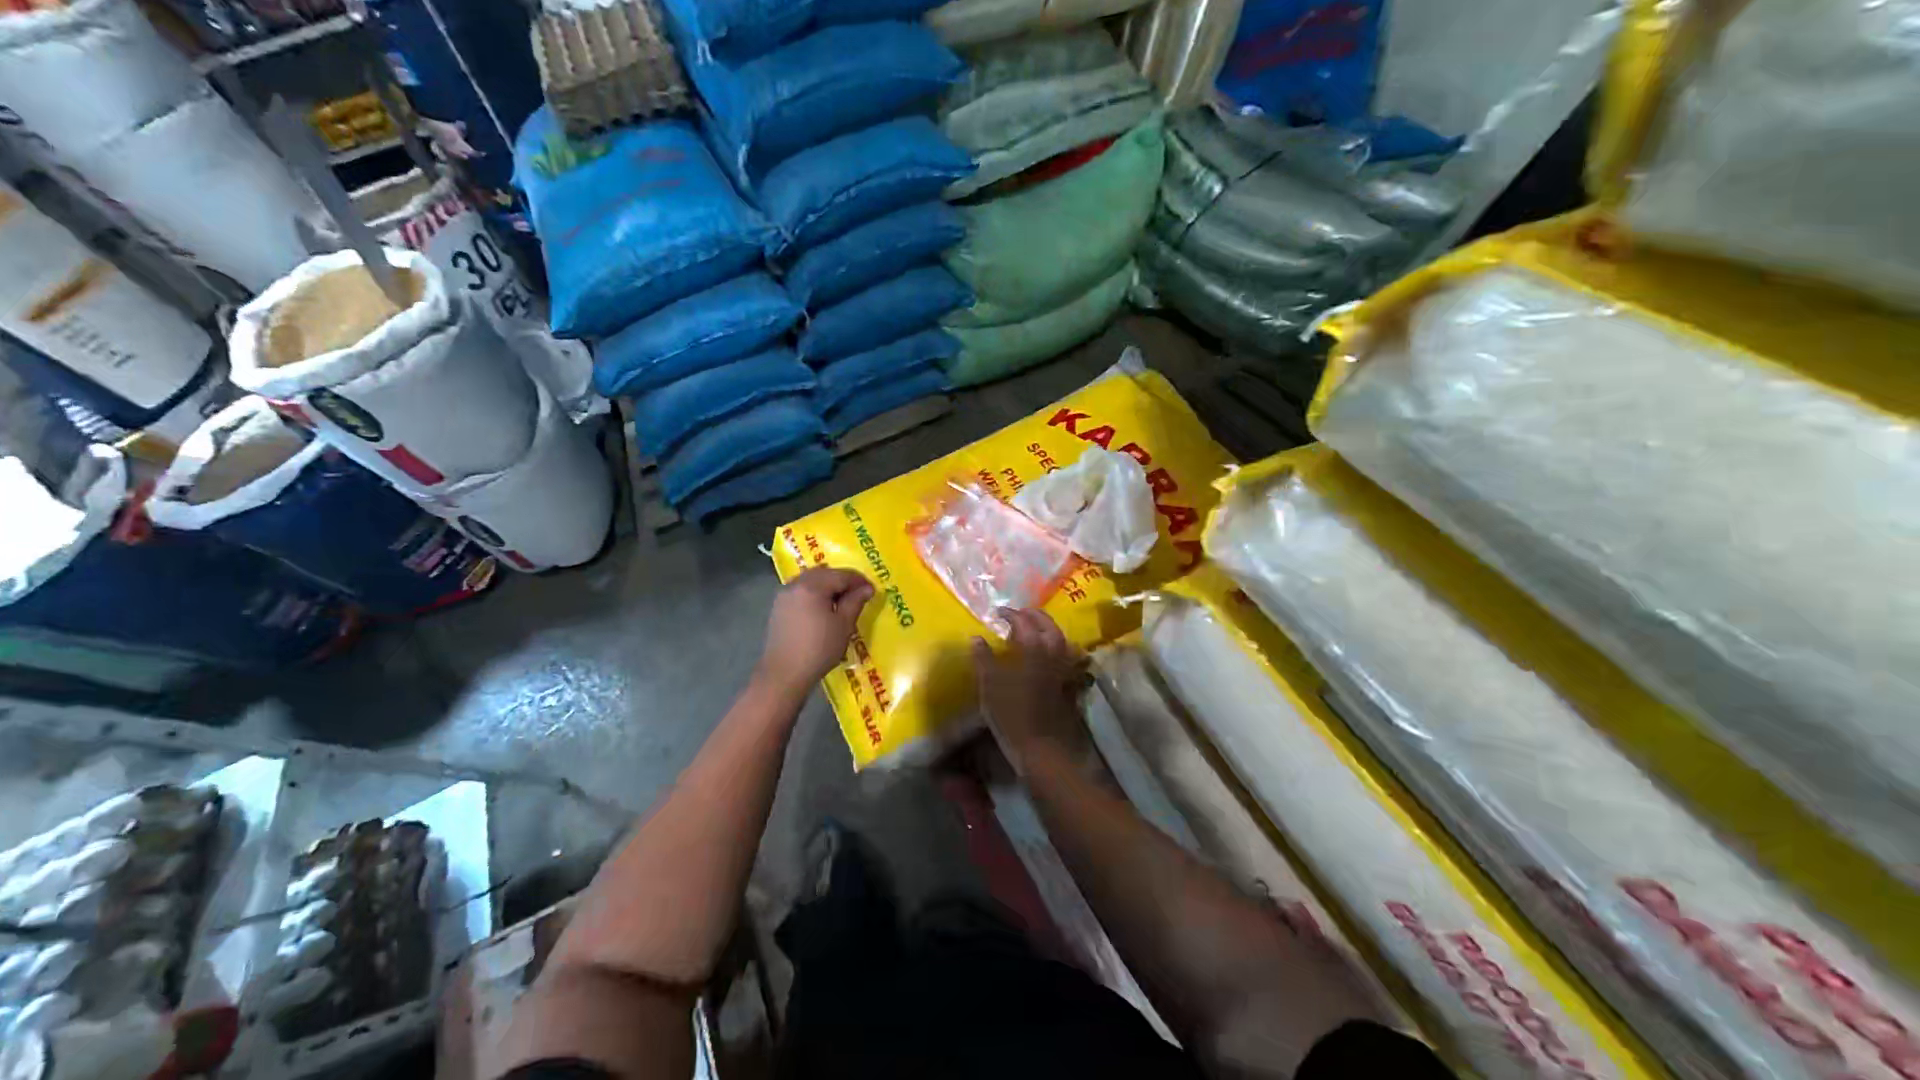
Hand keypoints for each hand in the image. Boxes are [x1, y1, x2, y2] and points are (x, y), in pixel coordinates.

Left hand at [755, 567, 873, 699]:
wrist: (784, 674)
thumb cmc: (819, 649)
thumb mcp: (843, 625)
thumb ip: (855, 601)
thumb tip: (866, 588)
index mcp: (812, 586)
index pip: (841, 575)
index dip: (859, 580)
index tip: (872, 590)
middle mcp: (795, 584)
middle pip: (824, 573)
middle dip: (842, 580)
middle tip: (858, 594)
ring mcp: (784, 595)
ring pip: (811, 581)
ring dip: (828, 586)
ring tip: (842, 601)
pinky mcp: (778, 607)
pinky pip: (801, 591)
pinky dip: (815, 594)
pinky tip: (823, 608)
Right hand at [972, 608, 1091, 774]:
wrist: (1041, 746)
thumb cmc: (1011, 715)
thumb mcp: (989, 686)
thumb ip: (984, 659)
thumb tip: (977, 638)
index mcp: (1032, 649)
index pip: (1023, 622)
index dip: (1010, 614)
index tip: (997, 613)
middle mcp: (1052, 653)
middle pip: (1048, 625)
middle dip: (1033, 615)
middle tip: (1018, 614)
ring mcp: (1063, 668)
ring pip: (1060, 638)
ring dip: (1047, 628)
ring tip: (1033, 629)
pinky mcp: (1068, 682)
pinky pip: (1065, 655)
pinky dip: (1056, 647)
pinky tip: (1046, 653)